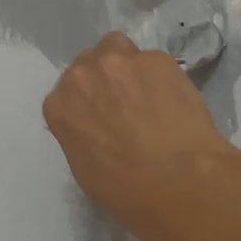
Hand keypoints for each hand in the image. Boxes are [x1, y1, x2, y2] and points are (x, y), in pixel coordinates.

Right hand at [42, 32, 240, 240]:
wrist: (181, 181)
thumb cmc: (128, 192)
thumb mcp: (86, 170)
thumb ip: (80, 135)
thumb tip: (96, 128)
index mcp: (59, 106)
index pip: (66, 94)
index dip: (86, 104)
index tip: (101, 118)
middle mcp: (82, 75)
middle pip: (88, 63)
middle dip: (103, 79)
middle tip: (125, 104)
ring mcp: (119, 61)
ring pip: (117, 48)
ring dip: (127, 64)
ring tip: (147, 92)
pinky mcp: (157, 58)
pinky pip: (154, 60)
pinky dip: (161, 75)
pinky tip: (174, 100)